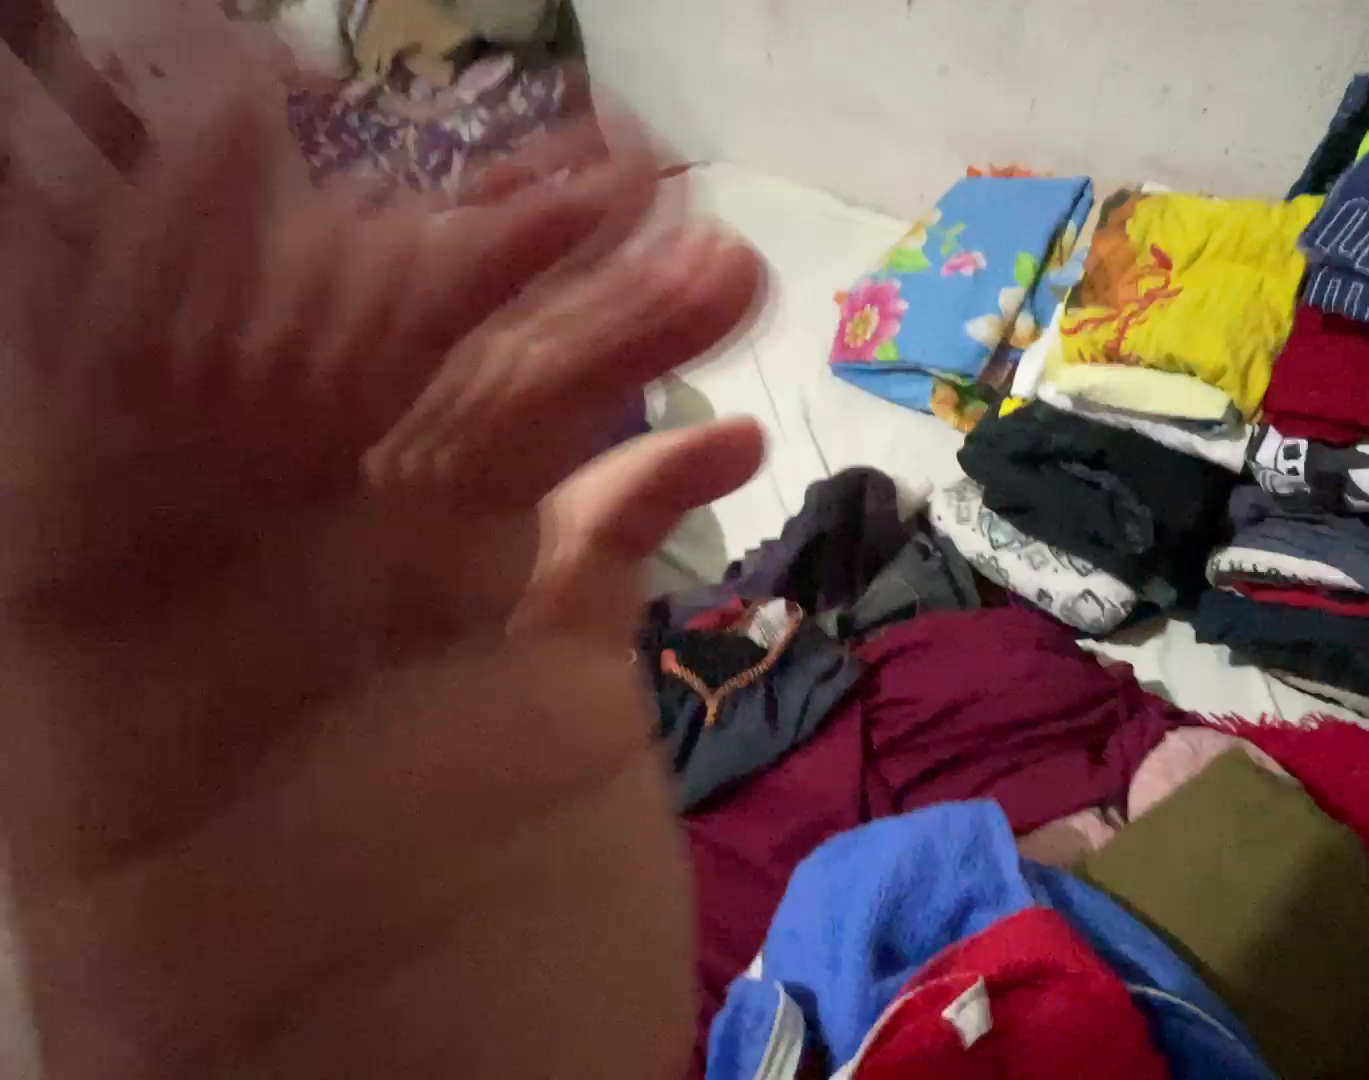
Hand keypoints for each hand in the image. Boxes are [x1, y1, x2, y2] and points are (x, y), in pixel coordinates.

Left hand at [0, 96, 762, 1078]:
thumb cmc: (379, 1056)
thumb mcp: (205, 876)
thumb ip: (147, 595)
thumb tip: (115, 326)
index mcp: (126, 645)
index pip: (149, 385)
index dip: (200, 228)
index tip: (285, 92)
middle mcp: (277, 606)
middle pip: (379, 390)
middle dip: (489, 272)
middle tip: (620, 183)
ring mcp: (433, 629)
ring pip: (521, 446)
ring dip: (623, 358)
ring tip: (729, 276)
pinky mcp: (548, 665)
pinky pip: (597, 543)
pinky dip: (660, 490)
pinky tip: (735, 455)